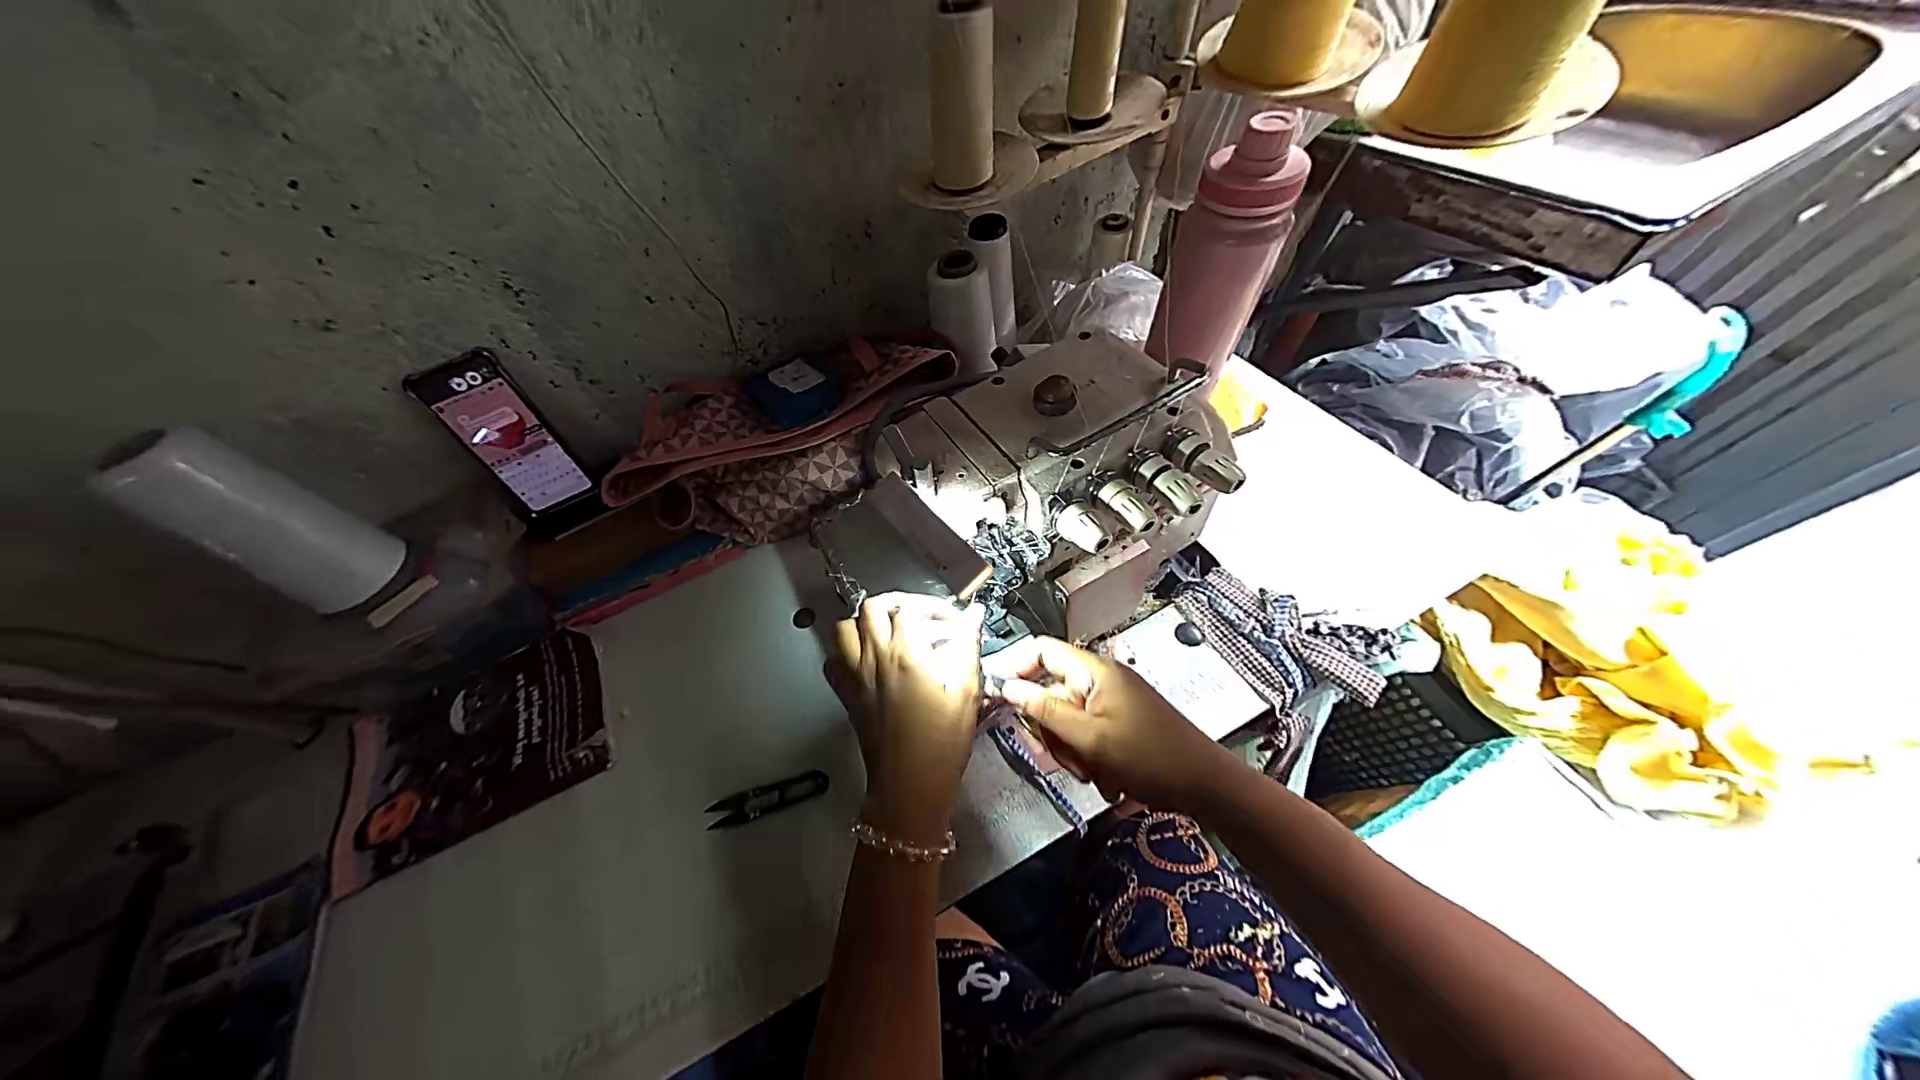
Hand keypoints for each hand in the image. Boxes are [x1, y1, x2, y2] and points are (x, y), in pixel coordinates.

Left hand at [824, 593, 983, 844]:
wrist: (911, 784)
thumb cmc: (943, 740)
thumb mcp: (967, 688)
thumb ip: (968, 644)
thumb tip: (974, 616)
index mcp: (906, 652)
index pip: (910, 608)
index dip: (933, 607)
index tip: (951, 622)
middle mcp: (875, 658)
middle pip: (873, 607)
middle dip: (897, 604)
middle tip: (918, 616)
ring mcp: (856, 676)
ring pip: (845, 628)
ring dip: (865, 622)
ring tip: (889, 631)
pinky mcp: (848, 696)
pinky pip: (834, 661)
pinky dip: (846, 653)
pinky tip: (867, 660)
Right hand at [986, 636, 1236, 809]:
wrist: (1204, 784)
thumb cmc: (1151, 757)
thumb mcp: (1090, 737)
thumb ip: (1045, 710)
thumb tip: (1008, 688)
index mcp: (1095, 670)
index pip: (1041, 650)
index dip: (1015, 667)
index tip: (998, 694)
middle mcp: (1101, 679)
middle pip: (1050, 690)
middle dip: (1050, 726)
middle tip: (1063, 753)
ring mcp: (1111, 700)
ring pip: (1065, 717)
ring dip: (1070, 748)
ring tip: (1092, 770)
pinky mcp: (1119, 721)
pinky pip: (1085, 732)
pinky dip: (1088, 754)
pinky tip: (1105, 774)